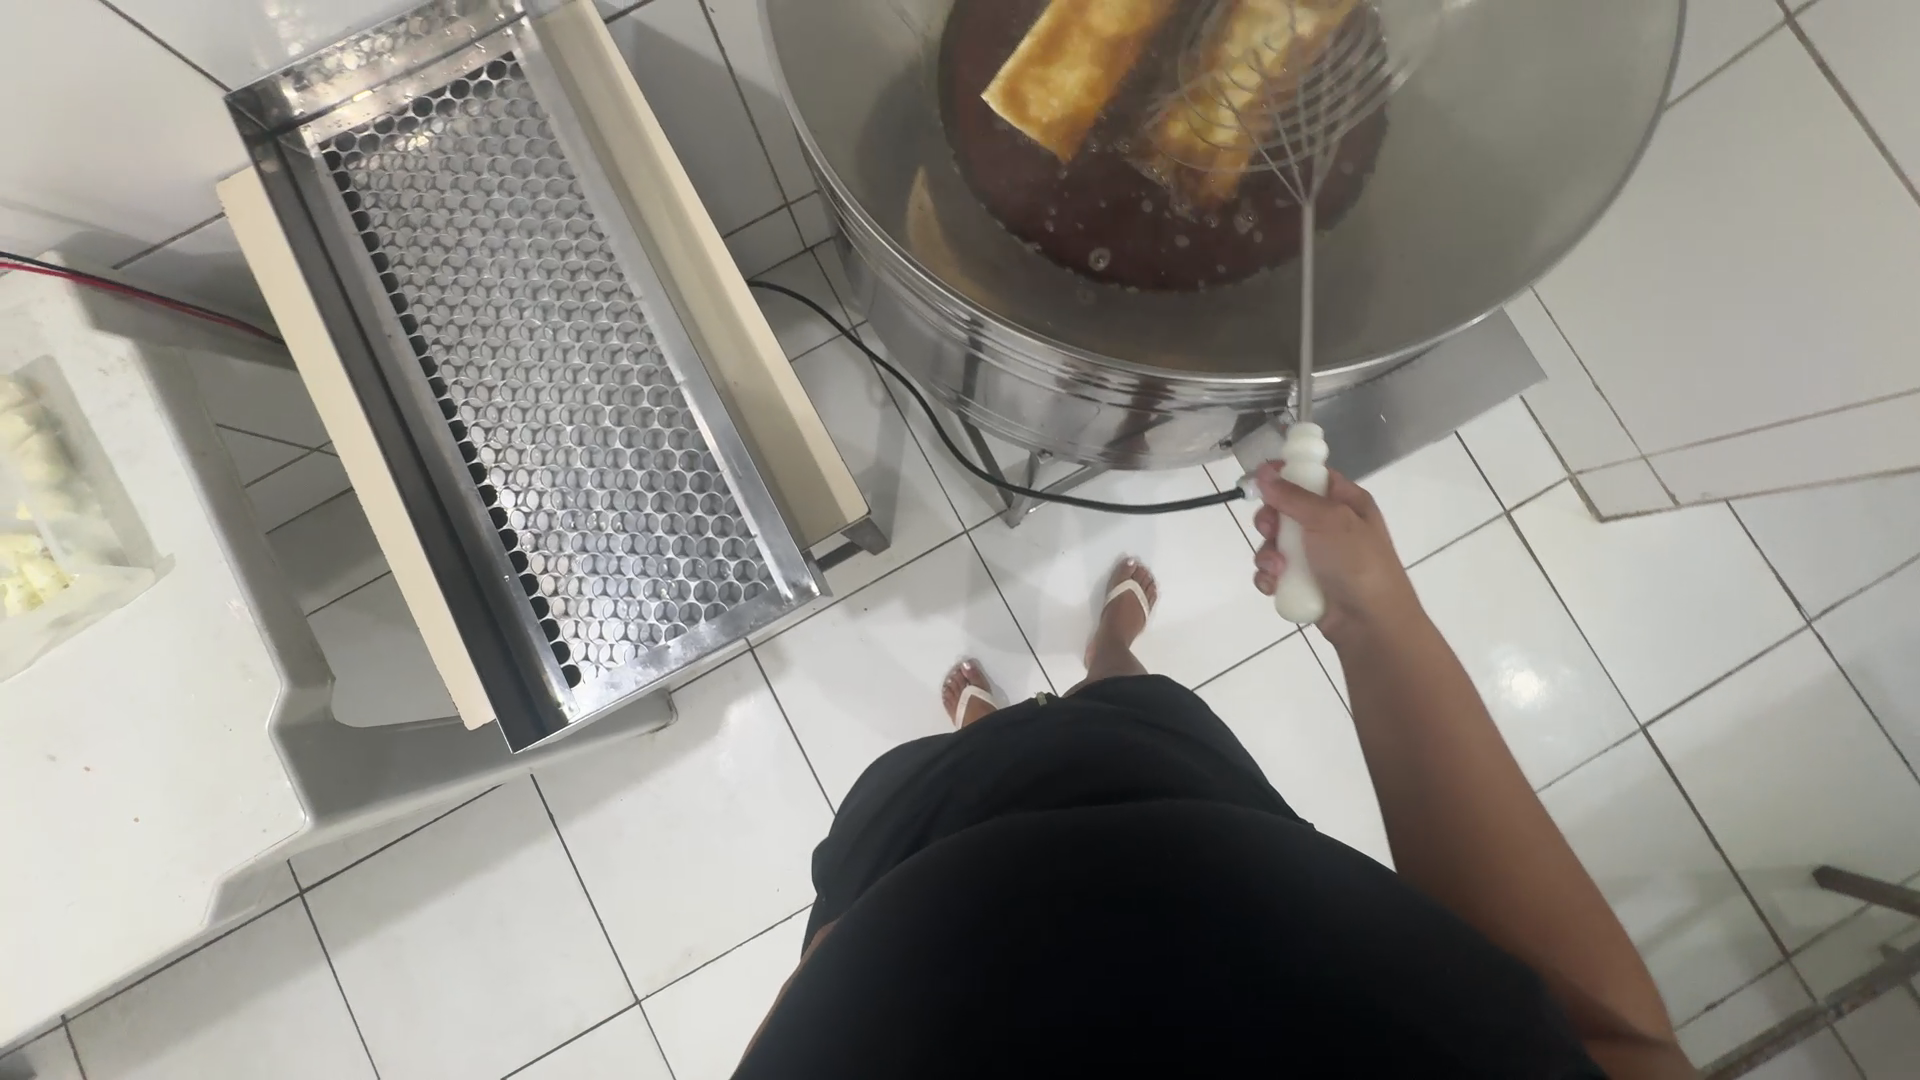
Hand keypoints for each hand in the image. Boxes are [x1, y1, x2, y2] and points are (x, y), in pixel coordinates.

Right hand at [1252, 462, 1420, 643]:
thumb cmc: (1358, 563)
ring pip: (1273, 542)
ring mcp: (1314, 554)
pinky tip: (1274, 585)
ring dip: (1267, 554)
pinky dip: (1268, 576)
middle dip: (1270, 520)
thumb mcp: (1329, 520)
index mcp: (1345, 502)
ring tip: (1276, 569)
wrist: (1369, 622)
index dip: (1285, 474)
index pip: (1311, 476)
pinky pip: (1273, 570)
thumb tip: (1265, 472)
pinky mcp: (1301, 580)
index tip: (1260, 476)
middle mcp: (1329, 525)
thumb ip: (1294, 496)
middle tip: (1269, 529)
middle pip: (1284, 508)